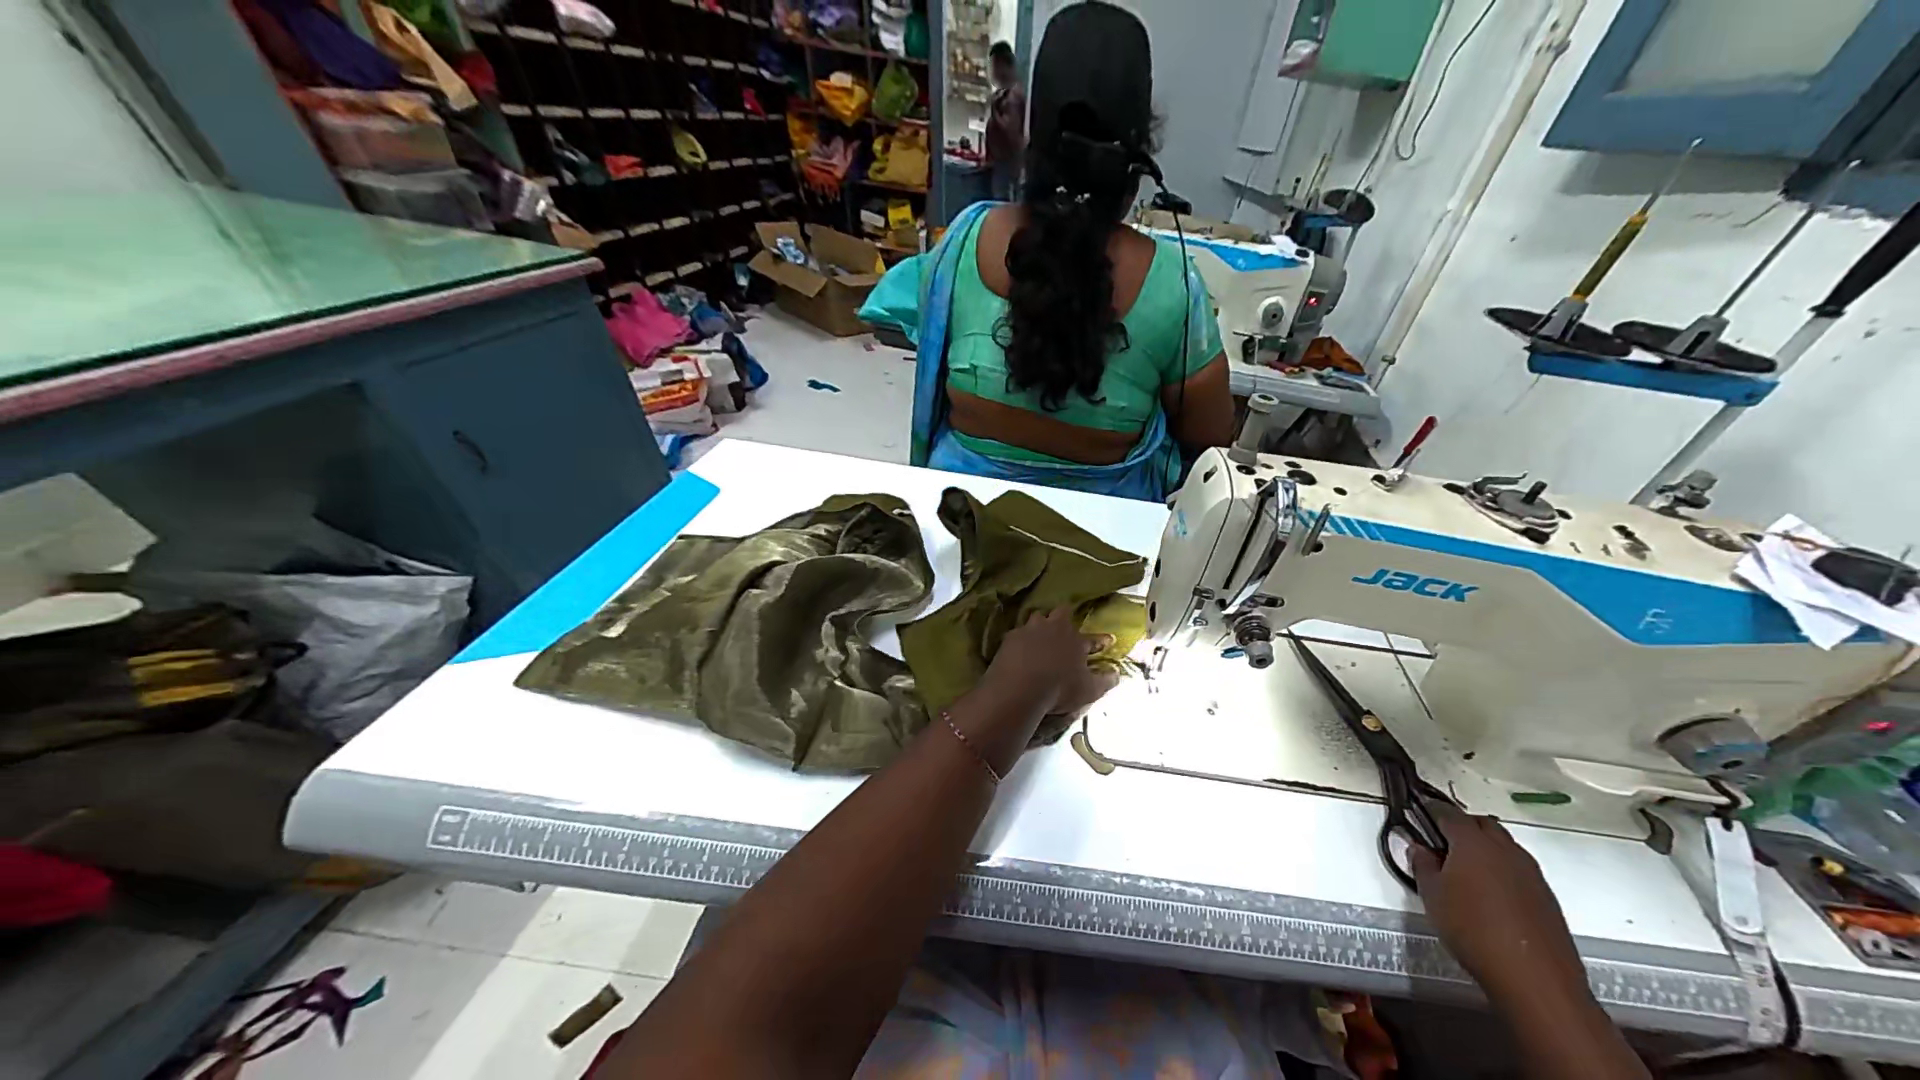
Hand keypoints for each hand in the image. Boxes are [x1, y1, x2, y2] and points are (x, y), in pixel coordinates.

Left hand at [980, 606, 1118, 715]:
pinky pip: (1017, 633)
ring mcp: (1029, 630)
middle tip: (1065, 628)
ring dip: (1040, 625)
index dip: (1101, 640)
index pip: (1093, 638)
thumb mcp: (1089, 690)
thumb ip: (1105, 681)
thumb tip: (1117, 673)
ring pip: (1037, 618)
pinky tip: (1019, 649)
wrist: (1019, 688)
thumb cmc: (1059, 689)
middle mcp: (1053, 628)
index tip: (1107, 640)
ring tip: (1040, 635)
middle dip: (1065, 619)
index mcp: (1075, 640)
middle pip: (1061, 613)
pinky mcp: (1009, 638)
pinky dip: (1020, 640)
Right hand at [1410, 802, 1587, 1003]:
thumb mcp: (1432, 895)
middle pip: (1482, 823)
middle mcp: (1505, 849)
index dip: (1430, 809)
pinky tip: (1491, 894)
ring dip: (1485, 848)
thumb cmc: (1472, 928)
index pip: (1448, 813)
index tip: (1419, 811)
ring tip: (1466, 869)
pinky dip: (1502, 870)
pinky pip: (1519, 869)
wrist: (1534, 977)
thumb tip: (1420, 848)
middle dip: (1462, 826)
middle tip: (1442, 840)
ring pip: (1504, 846)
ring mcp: (1531, 872)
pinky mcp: (1546, 896)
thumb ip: (1422, 865)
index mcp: (1473, 842)